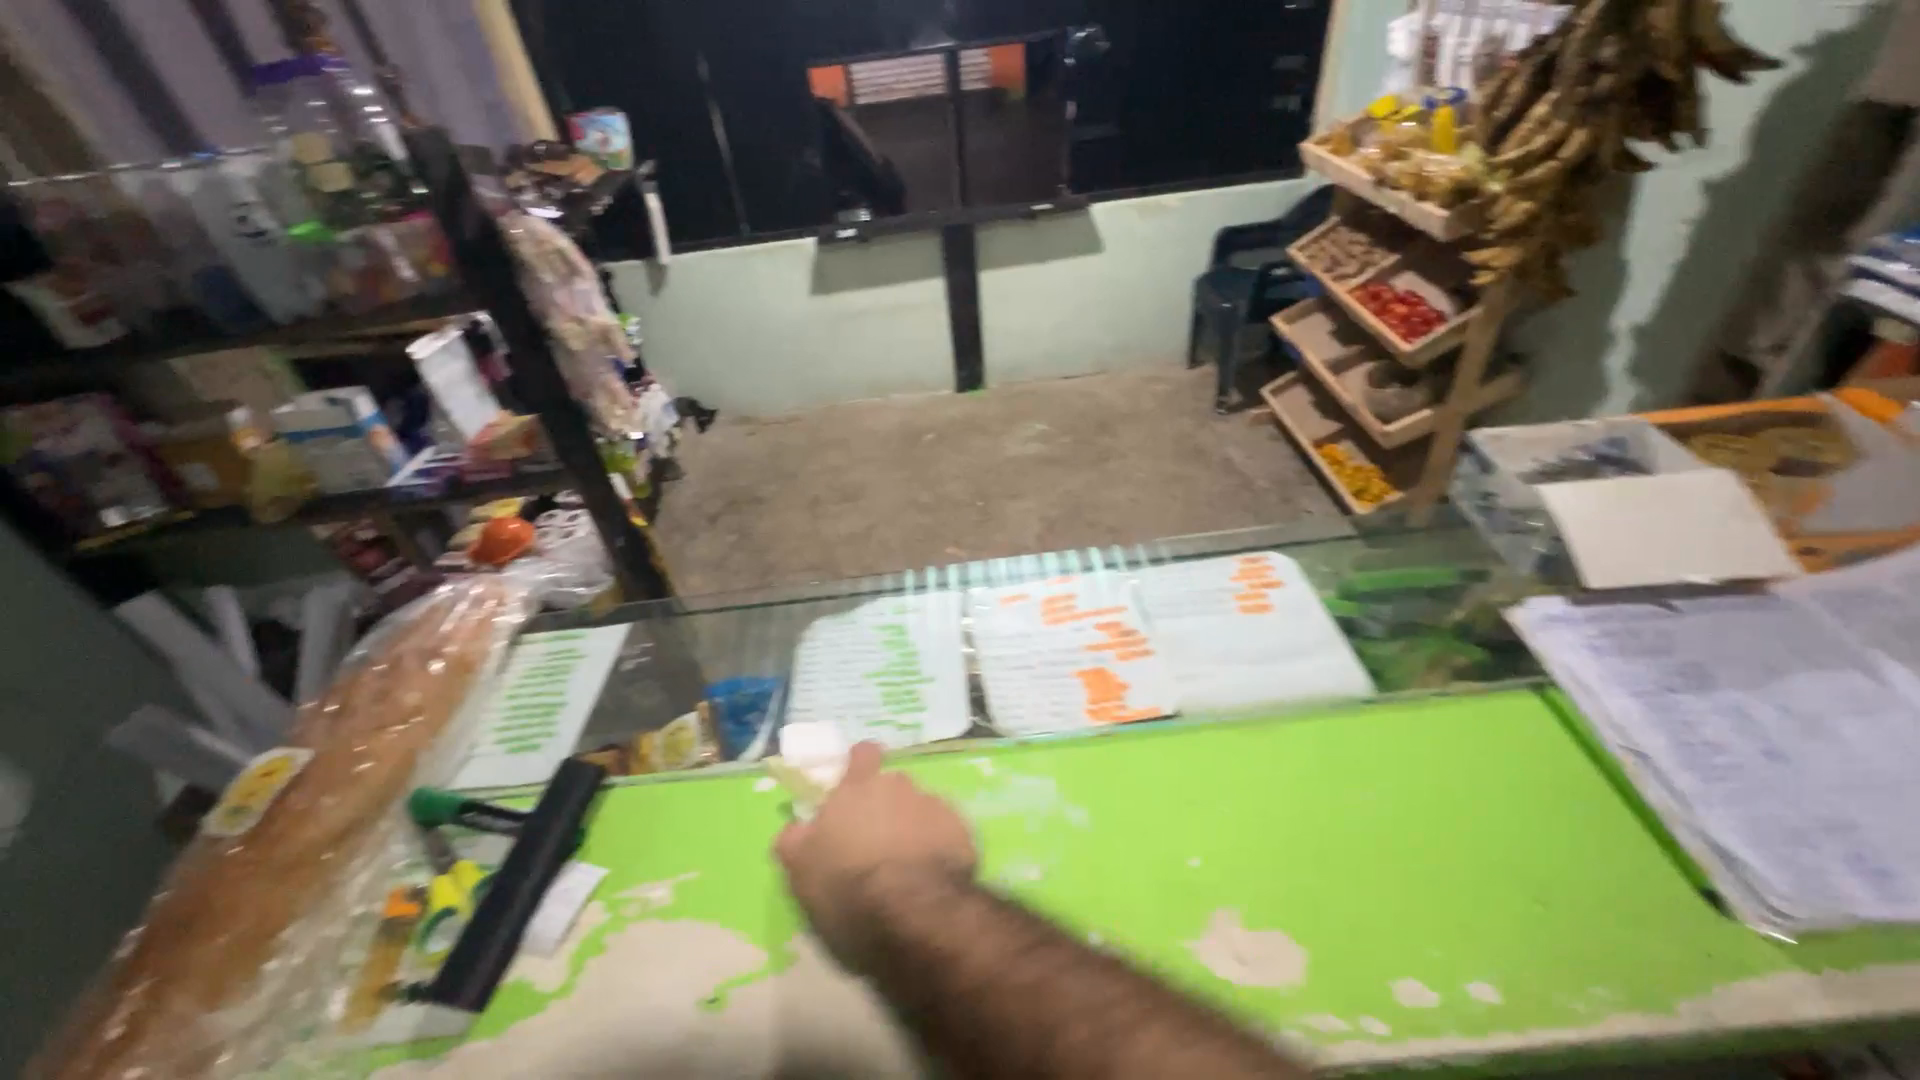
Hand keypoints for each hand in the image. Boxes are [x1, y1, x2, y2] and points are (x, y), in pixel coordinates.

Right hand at [774, 741, 977, 970]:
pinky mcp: (964, 832)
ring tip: (906, 868)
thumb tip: (795, 827)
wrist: (913, 913)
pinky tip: (931, 878)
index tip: (857, 784)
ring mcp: (936, 806)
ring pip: (921, 810)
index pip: (863, 754)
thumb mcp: (800, 870)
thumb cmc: (847, 887)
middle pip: (893, 786)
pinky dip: (939, 848)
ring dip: (914, 829)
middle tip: (876, 844)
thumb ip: (794, 840)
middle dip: (887, 807)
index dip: (861, 764)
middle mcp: (900, 786)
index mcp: (858, 787)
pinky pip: (946, 833)